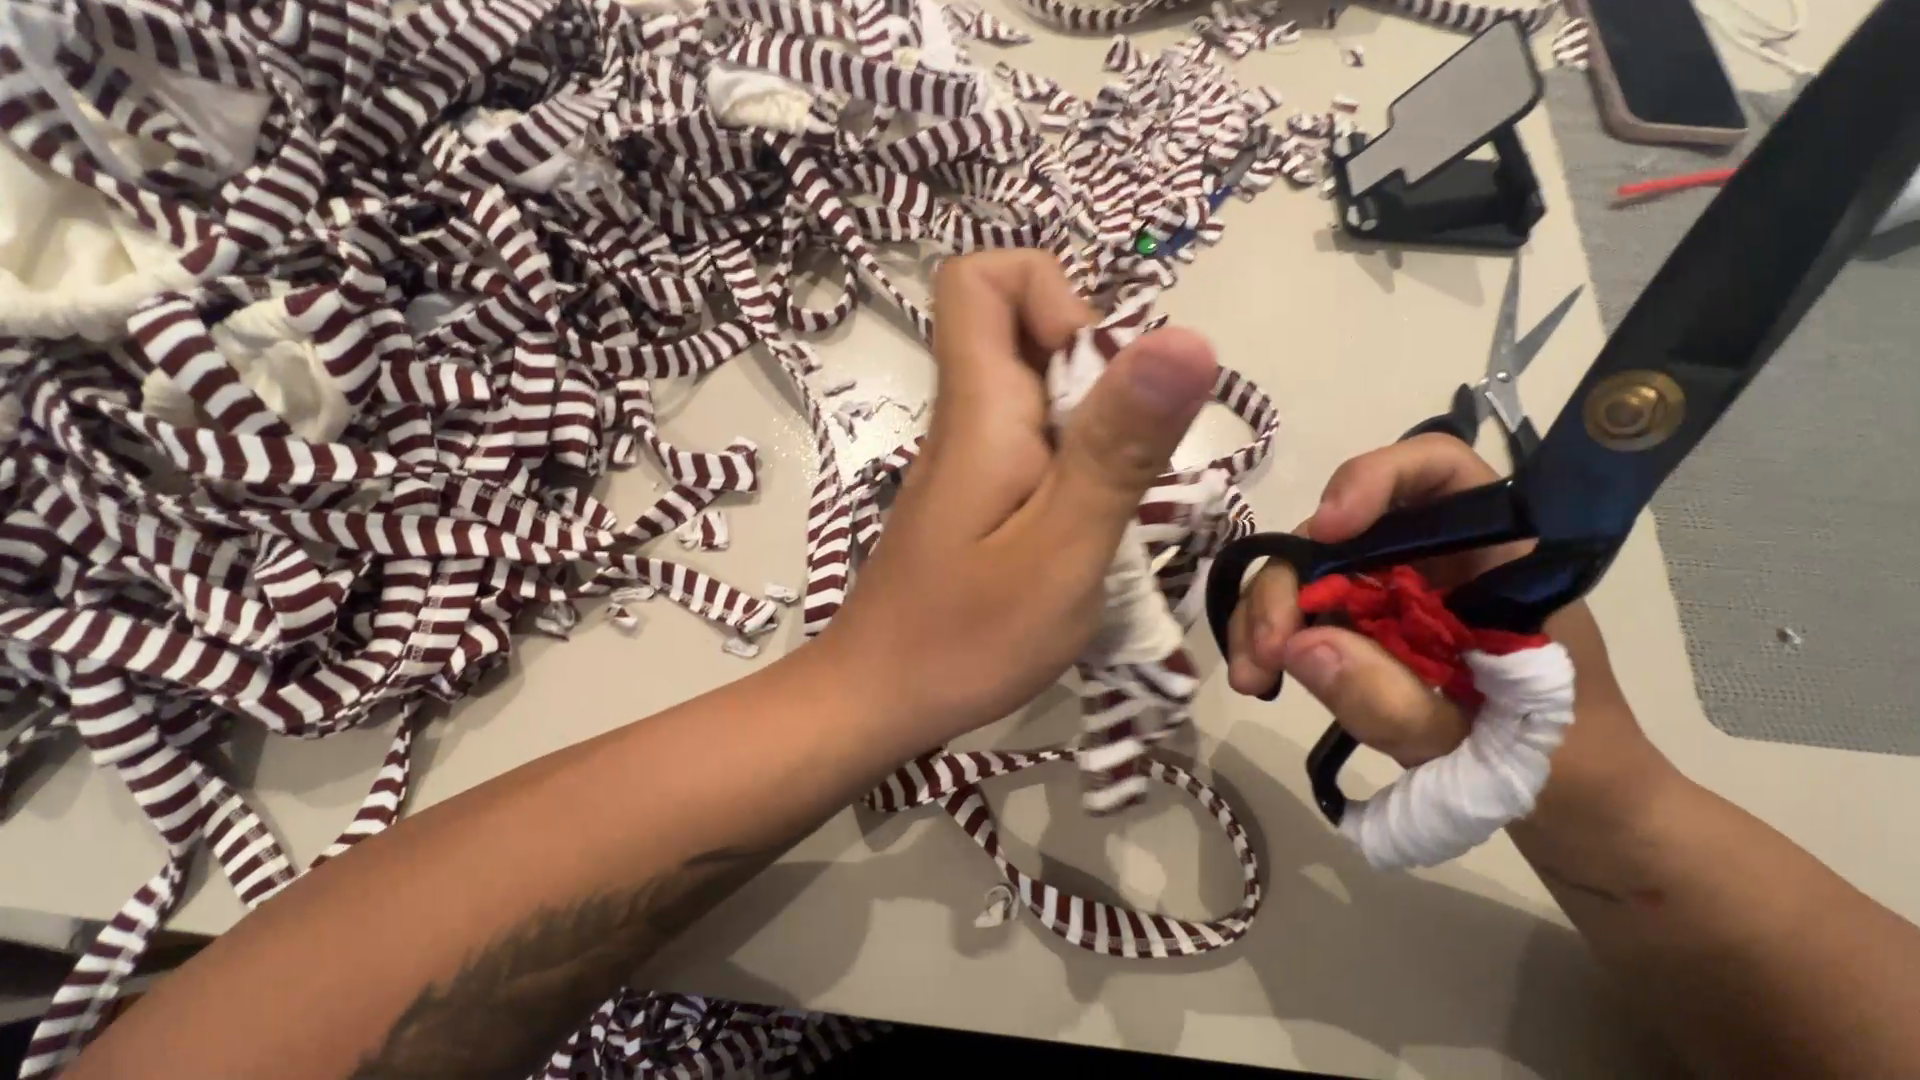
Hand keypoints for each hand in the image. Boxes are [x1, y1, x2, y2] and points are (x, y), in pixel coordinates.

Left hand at [818, 250, 1217, 749]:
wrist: (878, 698)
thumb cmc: (968, 636)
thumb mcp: (1064, 546)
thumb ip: (1118, 447)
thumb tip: (1184, 338)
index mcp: (979, 407)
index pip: (984, 278)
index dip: (1054, 296)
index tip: (1100, 375)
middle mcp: (966, 415)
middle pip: (1024, 327)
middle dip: (1097, 370)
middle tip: (1119, 458)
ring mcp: (969, 455)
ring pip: (1037, 389)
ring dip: (1094, 425)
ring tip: (1108, 502)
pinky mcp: (975, 493)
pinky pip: (1033, 441)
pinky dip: (1074, 464)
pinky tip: (1084, 528)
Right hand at [1223, 434, 1637, 771]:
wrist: (1583, 818)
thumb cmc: (1570, 774)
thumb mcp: (1490, 753)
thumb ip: (1400, 704)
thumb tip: (1298, 649)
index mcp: (1500, 562)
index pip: (1438, 473)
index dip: (1375, 480)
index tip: (1330, 530)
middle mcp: (1438, 564)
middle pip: (1347, 533)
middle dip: (1293, 578)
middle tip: (1266, 647)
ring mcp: (1398, 597)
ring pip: (1313, 574)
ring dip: (1270, 614)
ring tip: (1250, 676)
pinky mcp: (1371, 631)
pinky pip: (1308, 616)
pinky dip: (1275, 640)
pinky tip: (1259, 679)